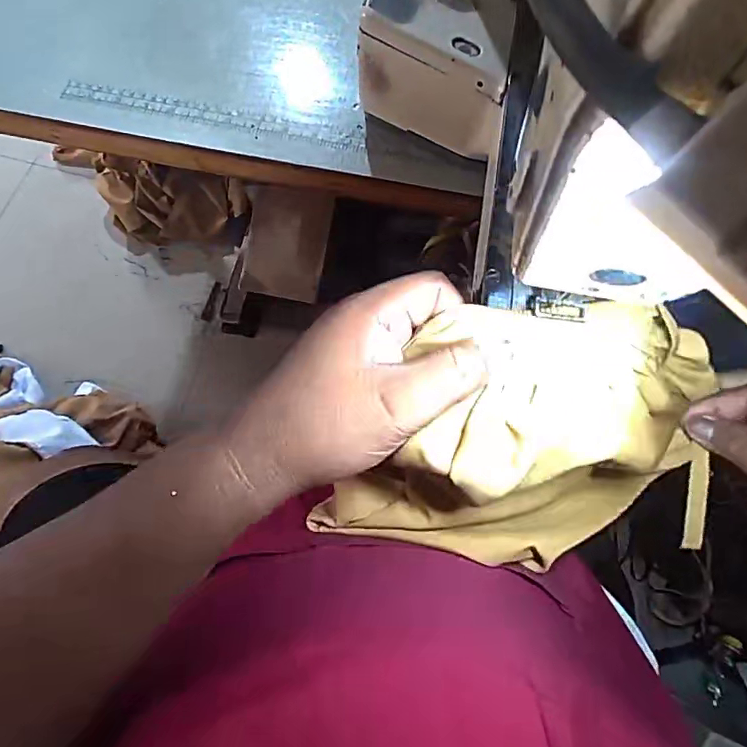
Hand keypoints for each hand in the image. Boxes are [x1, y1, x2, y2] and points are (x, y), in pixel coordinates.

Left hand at [217, 272, 486, 501]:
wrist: (260, 458)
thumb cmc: (328, 427)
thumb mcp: (397, 405)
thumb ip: (447, 375)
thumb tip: (486, 354)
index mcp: (373, 312)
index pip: (435, 288)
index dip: (460, 319)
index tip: (466, 363)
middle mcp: (361, 317)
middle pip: (425, 315)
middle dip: (448, 350)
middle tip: (457, 391)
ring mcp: (349, 342)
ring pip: (409, 342)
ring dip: (428, 372)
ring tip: (433, 406)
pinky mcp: (342, 366)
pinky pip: (390, 361)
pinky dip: (406, 383)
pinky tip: (405, 413)